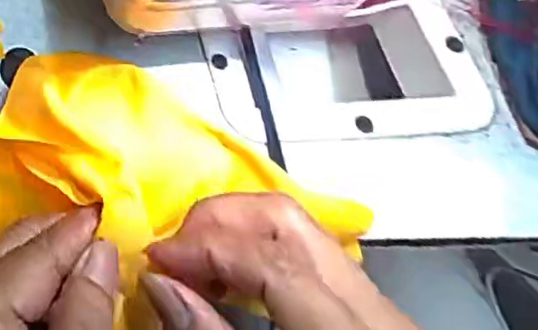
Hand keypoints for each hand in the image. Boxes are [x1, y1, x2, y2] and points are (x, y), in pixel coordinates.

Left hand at [0, 206, 119, 328]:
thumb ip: (81, 312)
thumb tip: (103, 251)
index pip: (42, 245)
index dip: (84, 226)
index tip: (117, 207)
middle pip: (22, 241)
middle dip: (66, 236)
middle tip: (110, 231)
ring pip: (10, 256)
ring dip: (50, 256)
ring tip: (89, 257)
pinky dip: (29, 278)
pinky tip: (55, 285)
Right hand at [141, 194, 418, 329]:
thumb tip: (157, 282)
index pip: (270, 260)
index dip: (203, 248)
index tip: (155, 259)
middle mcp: (376, 312)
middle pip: (285, 219)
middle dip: (219, 221)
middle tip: (176, 254)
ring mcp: (383, 310)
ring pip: (298, 228)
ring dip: (237, 232)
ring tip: (198, 266)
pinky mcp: (378, 318)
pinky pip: (310, 256)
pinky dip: (262, 253)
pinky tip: (236, 283)